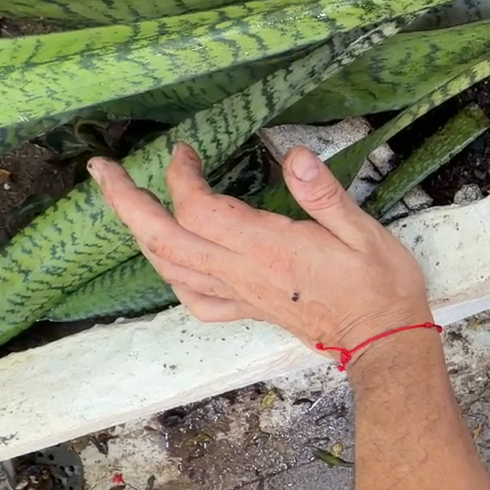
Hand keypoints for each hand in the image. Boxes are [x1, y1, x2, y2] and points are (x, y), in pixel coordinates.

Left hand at [89, 143, 433, 352]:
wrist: (384, 339)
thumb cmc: (381, 285)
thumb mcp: (365, 232)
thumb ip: (325, 195)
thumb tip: (295, 155)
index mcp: (267, 248)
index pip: (198, 207)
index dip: (180, 176)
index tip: (186, 151)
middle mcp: (243, 272)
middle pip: (162, 237)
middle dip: (125, 201)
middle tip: (105, 169)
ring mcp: (243, 295)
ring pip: (169, 267)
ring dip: (139, 234)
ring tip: (127, 207)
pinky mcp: (251, 311)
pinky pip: (195, 299)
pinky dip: (172, 277)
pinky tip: (174, 264)